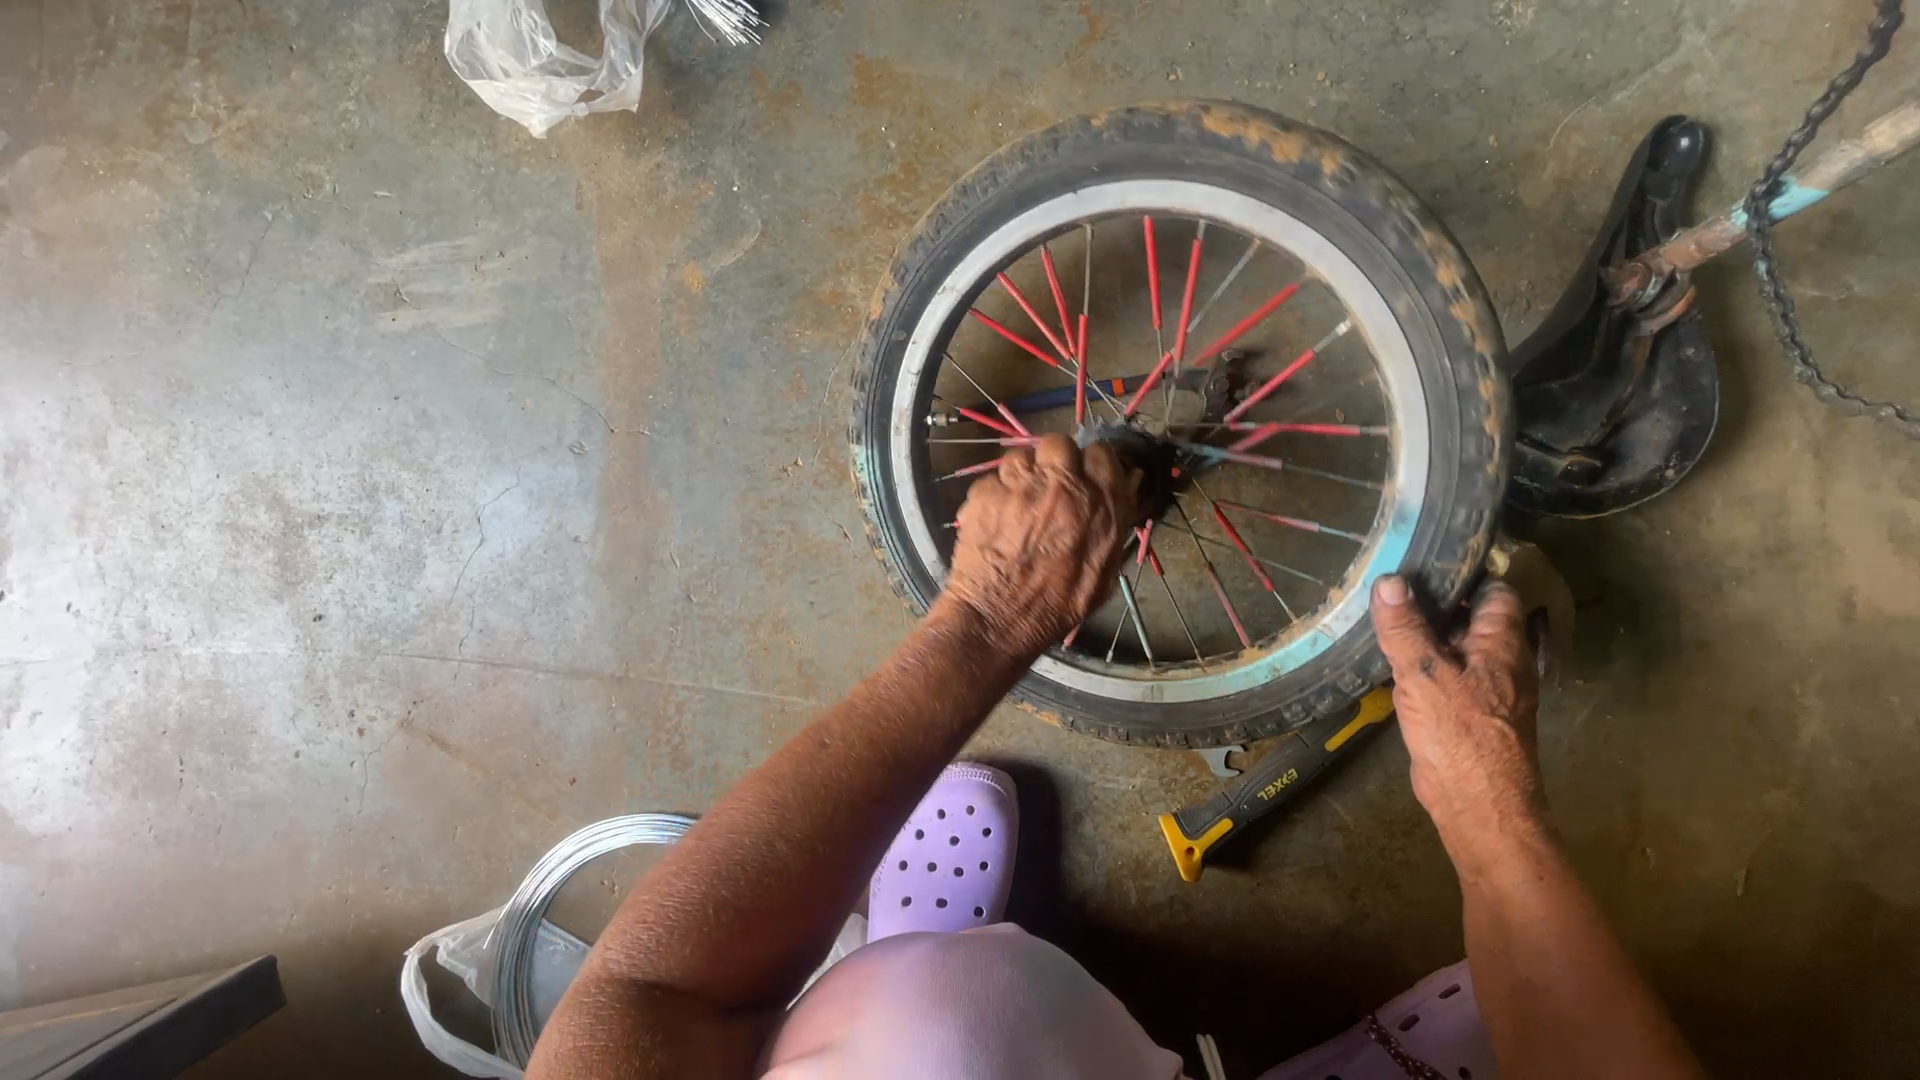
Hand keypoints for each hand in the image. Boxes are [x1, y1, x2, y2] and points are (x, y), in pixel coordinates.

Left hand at [940, 434, 1140, 657]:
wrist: (998, 619)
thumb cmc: (1057, 605)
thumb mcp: (1104, 573)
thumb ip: (1114, 526)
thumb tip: (1127, 487)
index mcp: (1100, 506)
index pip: (1102, 453)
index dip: (1090, 463)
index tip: (1083, 476)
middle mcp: (1063, 487)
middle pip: (1059, 443)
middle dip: (1053, 460)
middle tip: (1046, 484)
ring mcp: (1021, 487)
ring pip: (1021, 456)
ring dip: (1020, 474)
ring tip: (1016, 501)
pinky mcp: (986, 493)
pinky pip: (991, 480)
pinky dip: (992, 496)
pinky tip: (993, 519)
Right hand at [1371, 575, 1545, 847]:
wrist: (1477, 803)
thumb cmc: (1460, 732)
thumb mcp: (1424, 673)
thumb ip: (1404, 628)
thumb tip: (1388, 581)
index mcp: (1502, 646)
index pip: (1494, 592)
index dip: (1466, 572)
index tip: (1428, 555)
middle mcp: (1500, 663)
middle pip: (1472, 618)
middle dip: (1436, 600)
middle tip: (1391, 581)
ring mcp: (1484, 689)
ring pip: (1455, 647)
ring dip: (1425, 633)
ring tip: (1382, 613)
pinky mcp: (1465, 711)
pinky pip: (1444, 673)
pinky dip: (1421, 661)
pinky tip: (1388, 658)